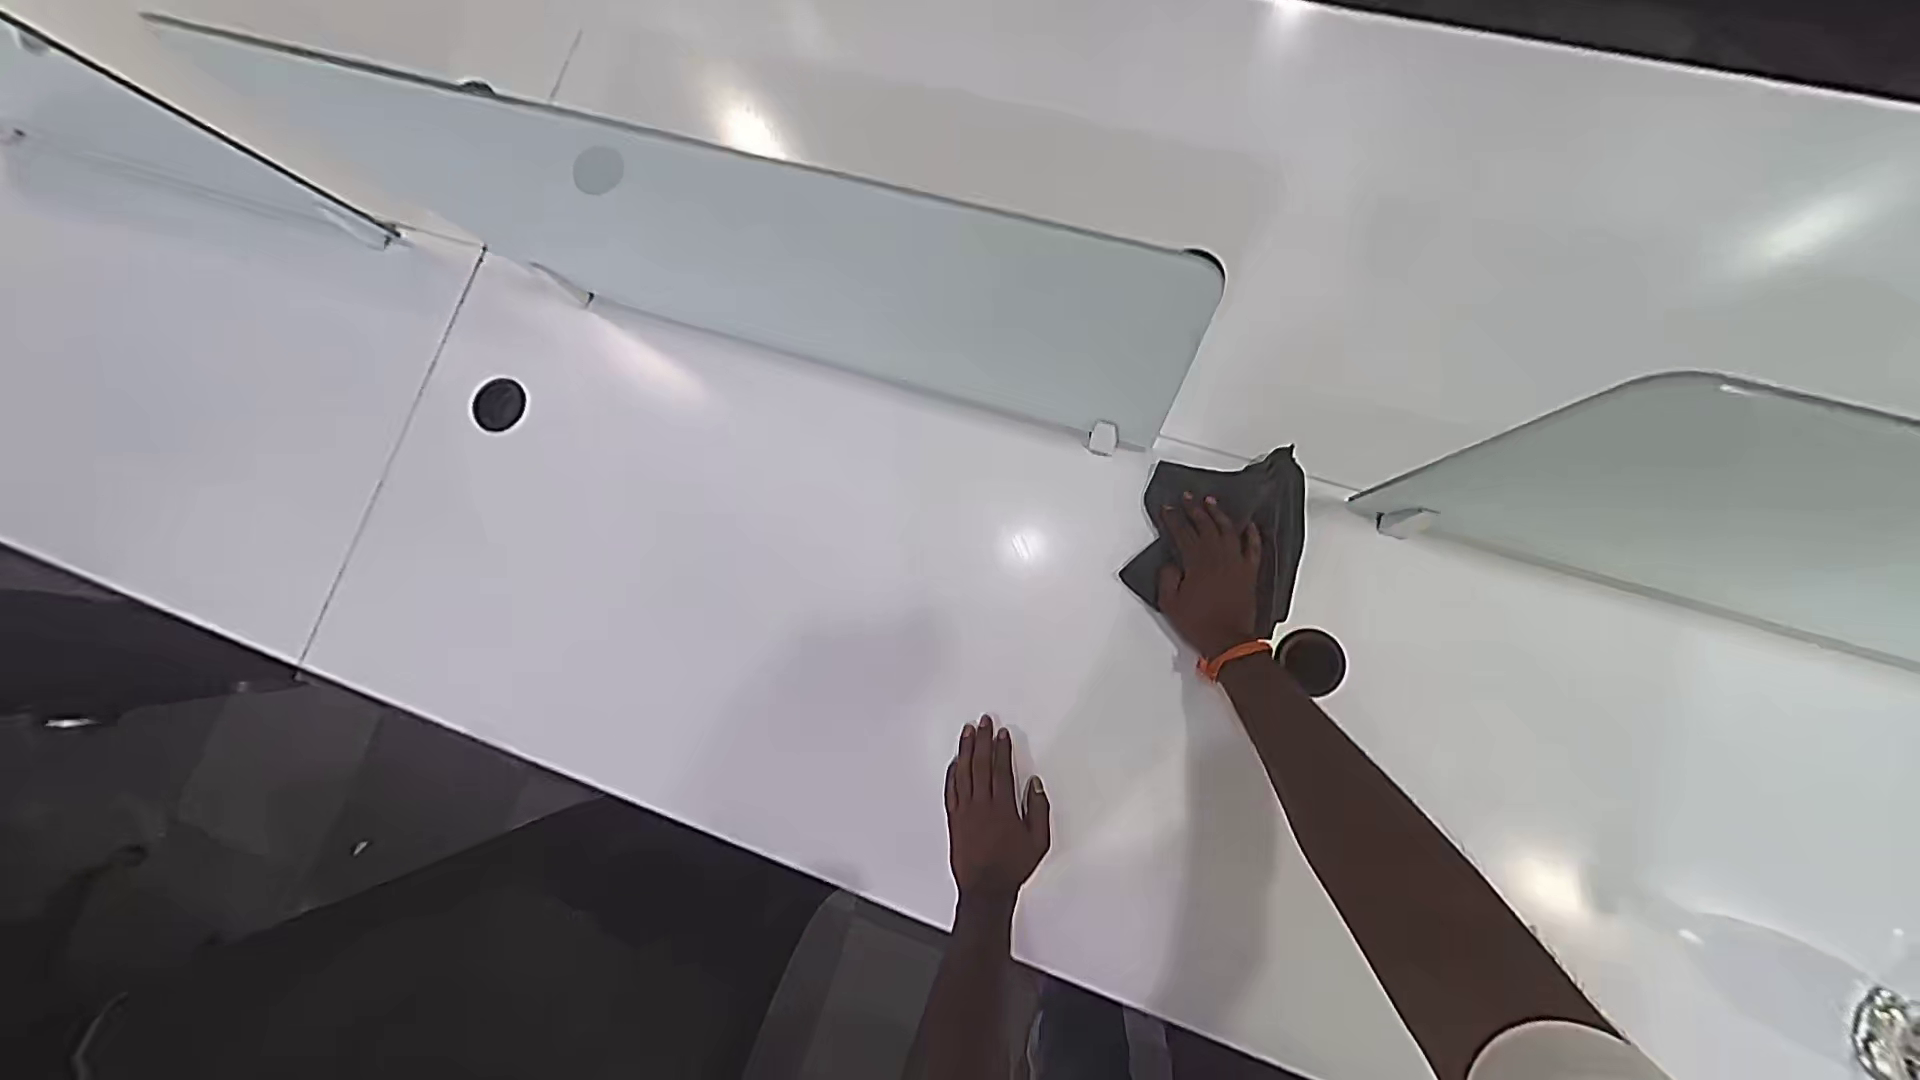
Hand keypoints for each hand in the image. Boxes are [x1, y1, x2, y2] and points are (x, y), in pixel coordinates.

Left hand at [944, 716, 1049, 907]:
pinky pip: (951, 790)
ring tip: (968, 732)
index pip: (1002, 769)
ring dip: (966, 749)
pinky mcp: (954, 818)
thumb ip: (1038, 810)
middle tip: (984, 722)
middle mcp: (982, 804)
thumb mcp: (1038, 841)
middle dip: (983, 740)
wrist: (985, 890)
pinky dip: (952, 773)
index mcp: (1003, 807)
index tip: (1002, 734)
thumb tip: (1034, 785)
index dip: (1002, 748)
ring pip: (964, 772)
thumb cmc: (1011, 866)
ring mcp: (965, 810)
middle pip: (982, 764)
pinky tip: (955, 762)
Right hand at [1157, 492, 1262, 657]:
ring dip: (1218, 514)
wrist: (1229, 641)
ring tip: (1210, 501)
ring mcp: (1236, 563)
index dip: (1173, 518)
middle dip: (1194, 509)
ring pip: (1228, 530)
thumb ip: (1167, 578)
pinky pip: (1253, 547)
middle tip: (1187, 497)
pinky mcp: (1249, 572)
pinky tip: (1248, 524)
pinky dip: (1252, 533)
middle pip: (1205, 526)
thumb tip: (1170, 564)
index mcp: (1197, 563)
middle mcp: (1218, 557)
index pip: (1182, 533)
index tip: (1167, 508)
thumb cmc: (1199, 623)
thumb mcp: (1170, 603)